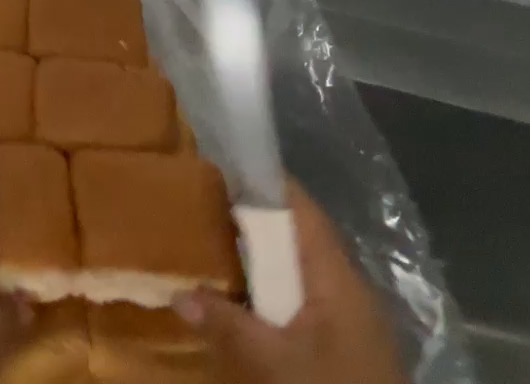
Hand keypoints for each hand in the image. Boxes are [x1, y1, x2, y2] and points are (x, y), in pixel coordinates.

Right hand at [177, 184, 405, 383]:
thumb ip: (226, 325)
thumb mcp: (273, 365)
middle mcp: (348, 292)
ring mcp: (352, 323)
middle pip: (299, 239)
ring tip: (213, 248)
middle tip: (204, 207)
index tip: (225, 165)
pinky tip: (242, 305)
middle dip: (254, 222)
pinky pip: (303, 304)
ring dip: (261, 261)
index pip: (303, 211)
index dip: (267, 184)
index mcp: (338, 280)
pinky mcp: (347, 350)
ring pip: (300, 274)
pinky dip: (271, 293)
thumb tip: (178, 294)